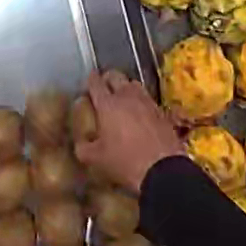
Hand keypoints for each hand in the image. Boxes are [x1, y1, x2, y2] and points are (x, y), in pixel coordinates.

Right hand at [73, 70, 184, 193]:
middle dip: (107, 79)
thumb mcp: (97, 160)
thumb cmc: (125, 161)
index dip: (90, 80)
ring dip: (125, 87)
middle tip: (104, 89)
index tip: (88, 83)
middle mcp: (126, 97)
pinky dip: (140, 101)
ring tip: (123, 98)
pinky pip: (147, 98)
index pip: (95, 82)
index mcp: (107, 104)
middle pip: (115, 76)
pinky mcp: (161, 111)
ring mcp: (146, 102)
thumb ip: (84, 149)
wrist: (164, 170)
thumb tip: (80, 144)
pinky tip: (140, 113)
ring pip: (133, 84)